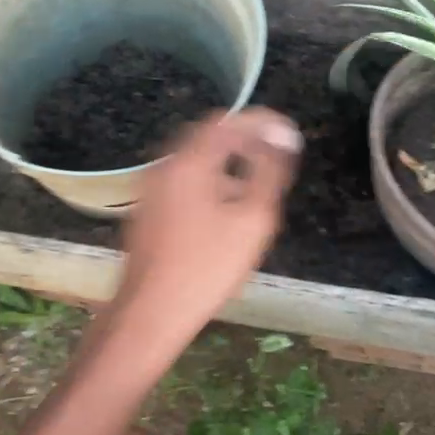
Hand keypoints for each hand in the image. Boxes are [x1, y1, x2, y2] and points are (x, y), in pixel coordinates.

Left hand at [107, 107, 300, 365]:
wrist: (150, 313)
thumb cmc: (206, 268)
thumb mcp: (252, 219)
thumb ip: (271, 172)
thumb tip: (284, 137)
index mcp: (189, 163)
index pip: (228, 121)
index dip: (261, 122)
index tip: (287, 135)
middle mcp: (164, 168)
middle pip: (208, 137)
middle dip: (244, 142)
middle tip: (274, 158)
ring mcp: (150, 191)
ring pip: (195, 162)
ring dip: (227, 165)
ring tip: (255, 190)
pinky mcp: (147, 212)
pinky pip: (183, 182)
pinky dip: (209, 183)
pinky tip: (226, 215)